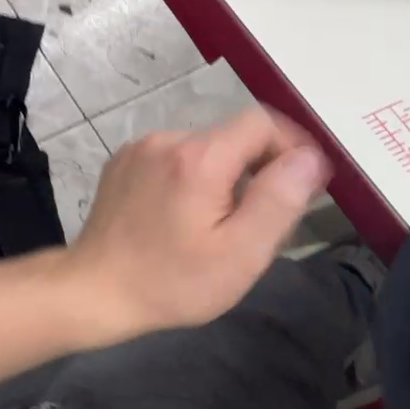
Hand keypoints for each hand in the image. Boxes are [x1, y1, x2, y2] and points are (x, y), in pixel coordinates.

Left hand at [64, 106, 329, 342]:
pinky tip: (185, 217)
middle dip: (259, 169)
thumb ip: (279, 198)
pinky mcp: (122, 161)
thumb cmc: (176, 279)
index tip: (305, 184)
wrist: (98, 287)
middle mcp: (164, 139)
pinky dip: (192, 177)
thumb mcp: (243, 251)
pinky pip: (173, 157)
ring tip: (221, 226)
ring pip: (203, 148)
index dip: (293, 146)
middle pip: (231, 136)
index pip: (261, 121)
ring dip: (225, 176)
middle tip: (262, 221)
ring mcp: (138, 148)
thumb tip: (311, 157)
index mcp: (196, 156)